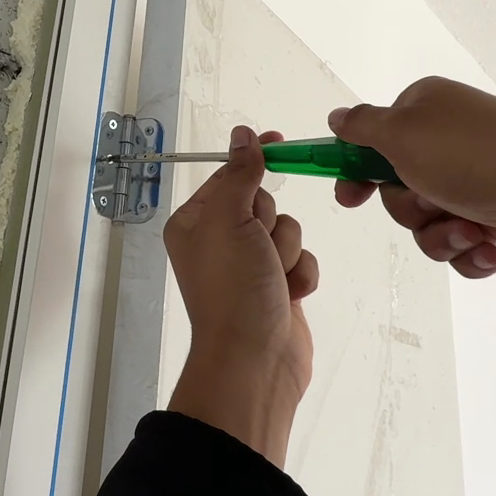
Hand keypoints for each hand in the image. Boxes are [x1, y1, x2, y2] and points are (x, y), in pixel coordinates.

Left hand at [163, 125, 319, 463]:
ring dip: (286, 251)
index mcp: (194, 223)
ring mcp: (249, 265)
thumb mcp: (230, 220)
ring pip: (286, 230)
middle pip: (261, 202)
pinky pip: (301, 260)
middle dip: (268, 222)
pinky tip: (290, 294)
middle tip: (258, 247)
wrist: (255, 361)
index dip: (252, 161)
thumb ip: (240, 175)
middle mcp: (218, 240)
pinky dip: (300, 274)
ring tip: (272, 278)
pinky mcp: (277, 286)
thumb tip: (242, 134)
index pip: (227, 177)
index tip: (278, 140)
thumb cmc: (232, 286)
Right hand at [325, 76, 495, 277]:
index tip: (349, 197)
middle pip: (394, 184)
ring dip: (439, 234)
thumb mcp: (403, 134)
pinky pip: (460, 240)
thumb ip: (362, 126)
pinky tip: (489, 251)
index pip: (370, 137)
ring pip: (425, 218)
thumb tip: (338, 117)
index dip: (354, 169)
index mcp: (424, 109)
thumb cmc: (480, 159)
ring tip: (470, 233)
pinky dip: (468, 251)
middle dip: (408, 208)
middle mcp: (448, 139)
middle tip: (431, 205)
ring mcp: (476, 177)